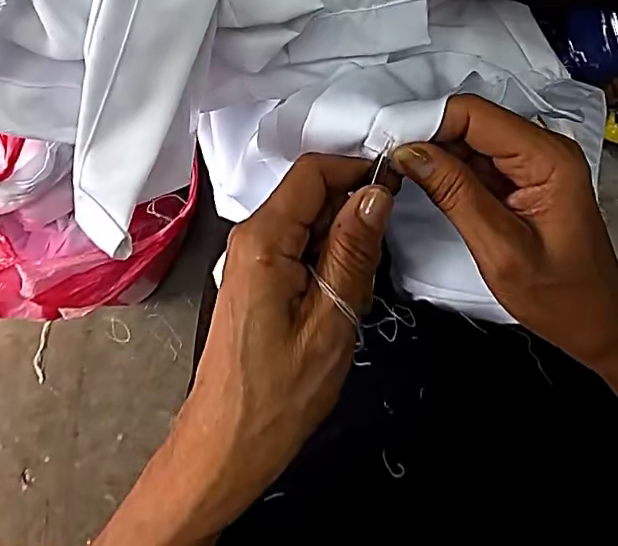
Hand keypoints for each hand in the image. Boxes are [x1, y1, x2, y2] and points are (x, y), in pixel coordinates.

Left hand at [96, 155, 392, 545]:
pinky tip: (339, 292)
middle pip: (313, 190)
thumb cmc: (271, 400)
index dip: (357, 168)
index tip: (392, 184)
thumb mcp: (330, 319)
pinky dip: (331, 255)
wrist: (225, 449)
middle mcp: (252, 240)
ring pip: (312, 216)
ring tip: (355, 283)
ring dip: (345, 236)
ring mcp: (254, 257)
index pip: (314, 171)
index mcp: (263, 242)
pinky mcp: (260, 274)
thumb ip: (354, 249)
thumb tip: (376, 195)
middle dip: (354, 208)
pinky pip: (303, 241)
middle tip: (378, 248)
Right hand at [391, 94, 617, 369]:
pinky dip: (453, 169)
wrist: (599, 322)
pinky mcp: (527, 176)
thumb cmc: (559, 296)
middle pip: (474, 121)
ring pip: (473, 138)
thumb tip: (409, 152)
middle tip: (389, 162)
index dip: (429, 122)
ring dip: (438, 154)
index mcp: (547, 156)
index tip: (391, 145)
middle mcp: (544, 146)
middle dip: (430, 137)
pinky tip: (429, 184)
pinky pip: (482, 159)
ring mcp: (536, 160)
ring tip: (401, 174)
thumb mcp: (501, 250)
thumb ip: (454, 193)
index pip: (476, 114)